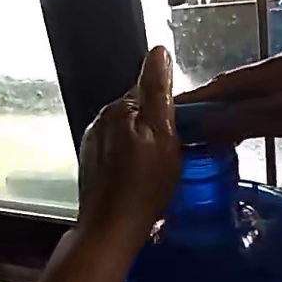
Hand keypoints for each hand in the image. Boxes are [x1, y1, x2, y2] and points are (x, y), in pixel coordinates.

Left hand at [75, 46, 180, 245]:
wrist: (110, 230)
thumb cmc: (143, 186)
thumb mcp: (162, 135)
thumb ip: (159, 91)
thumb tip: (159, 50)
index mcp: (118, 109)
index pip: (151, 90)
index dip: (174, 107)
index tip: (188, 128)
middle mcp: (101, 121)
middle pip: (141, 112)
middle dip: (161, 126)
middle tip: (180, 153)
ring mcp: (93, 144)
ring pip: (131, 133)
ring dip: (148, 144)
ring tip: (164, 169)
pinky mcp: (93, 166)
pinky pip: (121, 153)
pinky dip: (135, 161)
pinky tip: (144, 180)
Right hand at [175, 52, 281, 163]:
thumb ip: (247, 119)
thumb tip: (204, 124)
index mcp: (276, 69)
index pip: (225, 83)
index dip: (198, 99)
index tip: (170, 114)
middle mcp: (280, 77)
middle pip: (234, 94)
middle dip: (207, 111)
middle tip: (180, 134)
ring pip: (248, 108)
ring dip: (225, 122)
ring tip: (200, 142)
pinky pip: (263, 120)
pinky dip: (245, 130)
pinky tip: (234, 143)